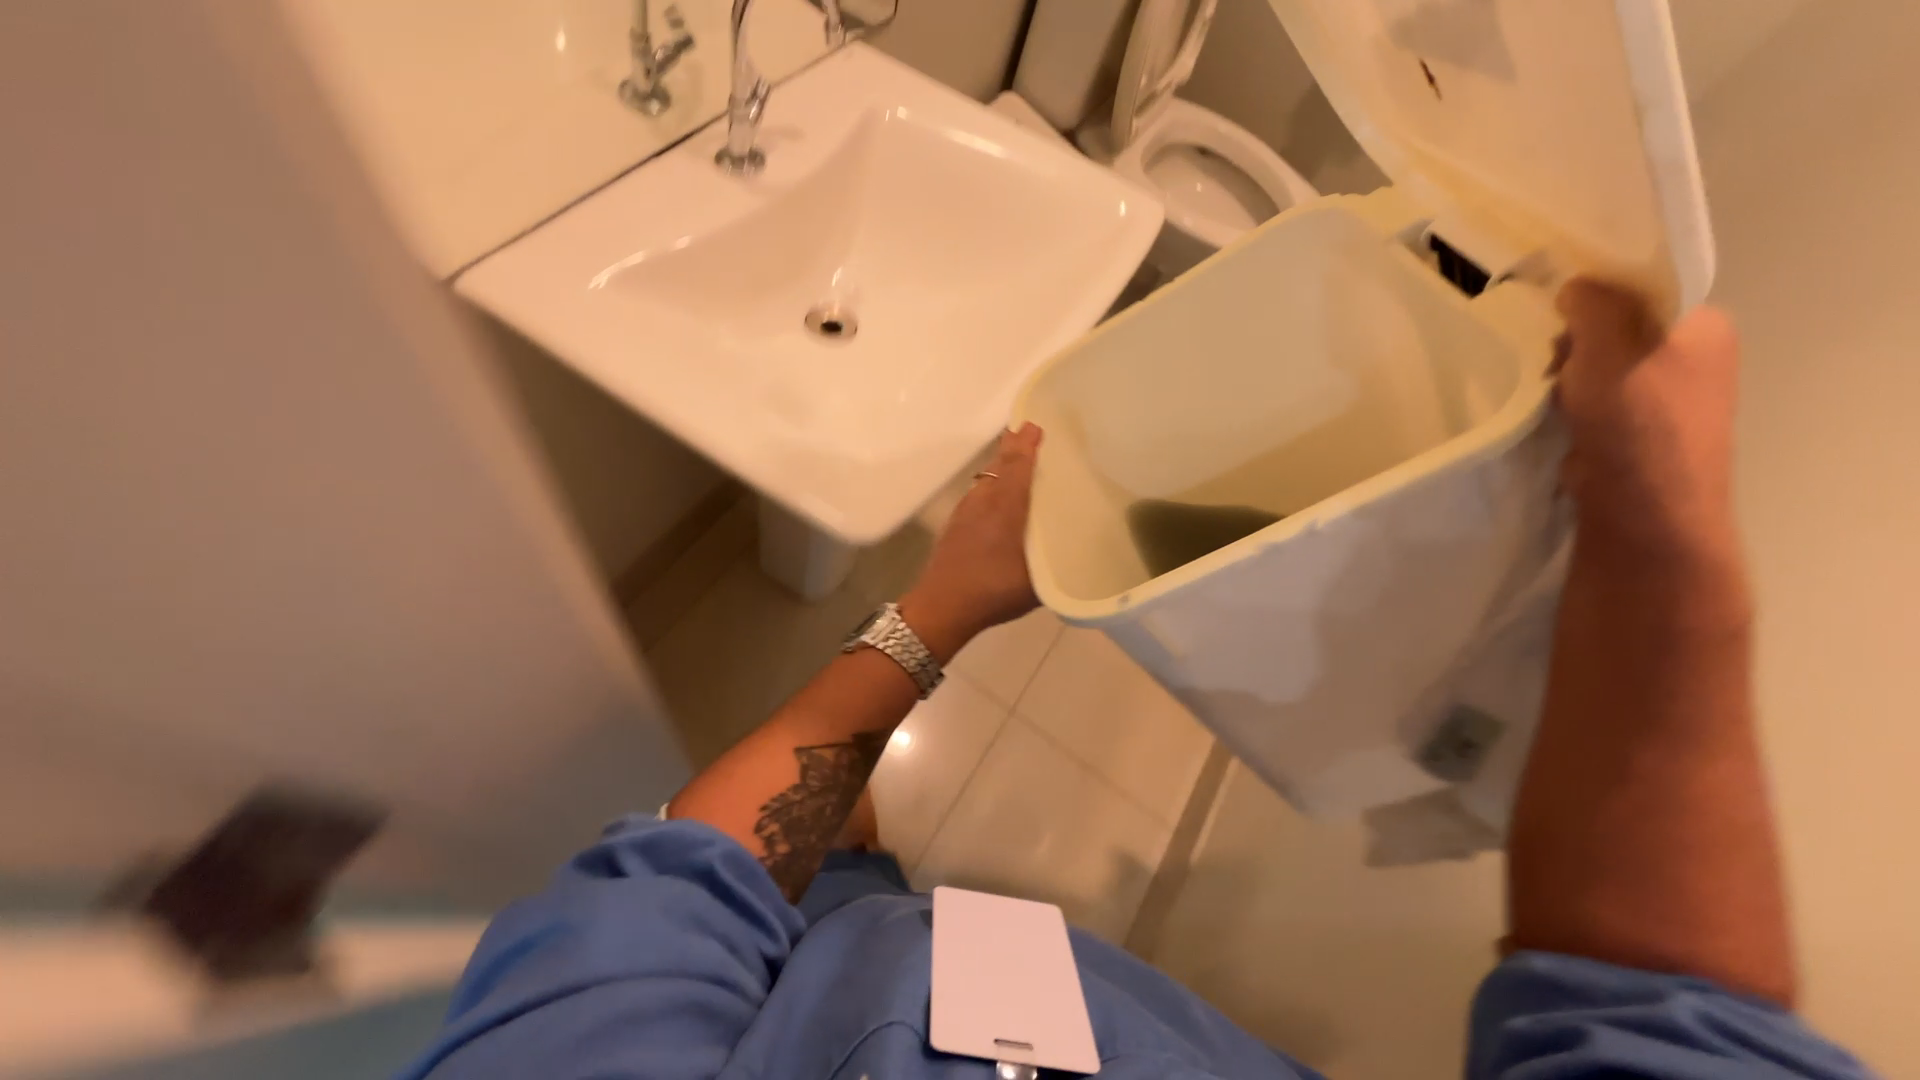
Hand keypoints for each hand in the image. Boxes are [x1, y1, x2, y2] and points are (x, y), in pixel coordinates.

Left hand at [900, 423, 1043, 656]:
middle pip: (999, 466)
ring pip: (986, 481)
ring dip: (1001, 468)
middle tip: (1030, 435)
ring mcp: (965, 513)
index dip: (1027, 444)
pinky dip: (992, 489)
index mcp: (1005, 507)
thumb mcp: (1037, 582)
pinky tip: (999, 502)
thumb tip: (1078, 554)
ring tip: (1019, 463)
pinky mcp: (955, 527)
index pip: (1017, 465)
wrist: (941, 608)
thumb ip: (1058, 564)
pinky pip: (978, 496)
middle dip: (1014, 448)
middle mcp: (983, 502)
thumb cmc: (993, 590)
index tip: (1036, 425)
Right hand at [1554, 279, 1740, 556]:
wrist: (1645, 510)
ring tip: (1549, 393)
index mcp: (1706, 328)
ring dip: (1568, 378)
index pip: (1647, 291)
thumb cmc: (1636, 420)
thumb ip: (1593, 305)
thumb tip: (1576, 287)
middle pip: (1619, 329)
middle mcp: (1696, 360)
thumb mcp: (1610, 345)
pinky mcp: (1639, 435)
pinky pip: (1596, 404)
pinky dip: (1570, 407)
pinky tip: (1555, 418)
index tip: (1559, 314)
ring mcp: (1668, 402)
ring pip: (1603, 368)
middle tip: (1551, 361)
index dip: (1599, 296)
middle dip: (1576, 343)